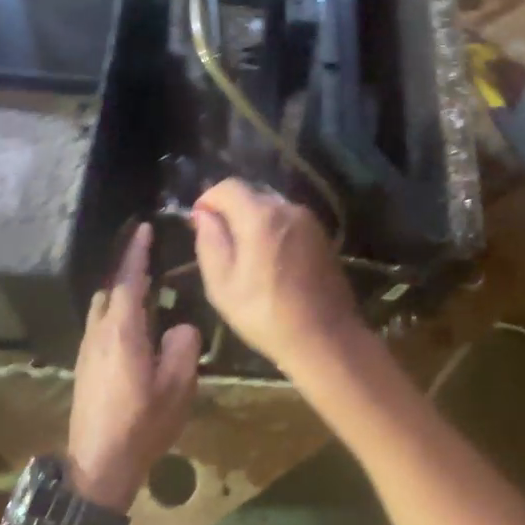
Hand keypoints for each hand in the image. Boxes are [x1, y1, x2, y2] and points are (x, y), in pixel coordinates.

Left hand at [67, 222, 200, 511]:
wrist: (99, 463)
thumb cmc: (141, 423)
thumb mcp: (177, 386)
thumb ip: (183, 347)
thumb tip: (180, 328)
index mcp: (122, 331)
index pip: (129, 280)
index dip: (136, 253)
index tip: (143, 228)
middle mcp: (99, 333)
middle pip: (110, 290)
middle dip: (128, 270)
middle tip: (150, 259)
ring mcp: (87, 350)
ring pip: (102, 309)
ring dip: (121, 294)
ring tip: (146, 291)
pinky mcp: (85, 368)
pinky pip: (99, 326)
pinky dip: (116, 314)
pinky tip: (134, 328)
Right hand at [191, 179, 365, 374]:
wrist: (326, 338)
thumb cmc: (266, 314)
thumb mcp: (222, 285)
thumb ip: (209, 242)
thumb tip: (203, 215)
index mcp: (260, 216)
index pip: (228, 186)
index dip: (208, 199)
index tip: (198, 222)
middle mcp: (288, 209)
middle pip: (252, 195)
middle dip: (231, 211)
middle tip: (220, 243)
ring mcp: (310, 222)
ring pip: (272, 209)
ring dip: (254, 223)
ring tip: (245, 257)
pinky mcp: (324, 237)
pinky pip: (290, 223)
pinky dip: (274, 233)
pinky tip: (271, 263)